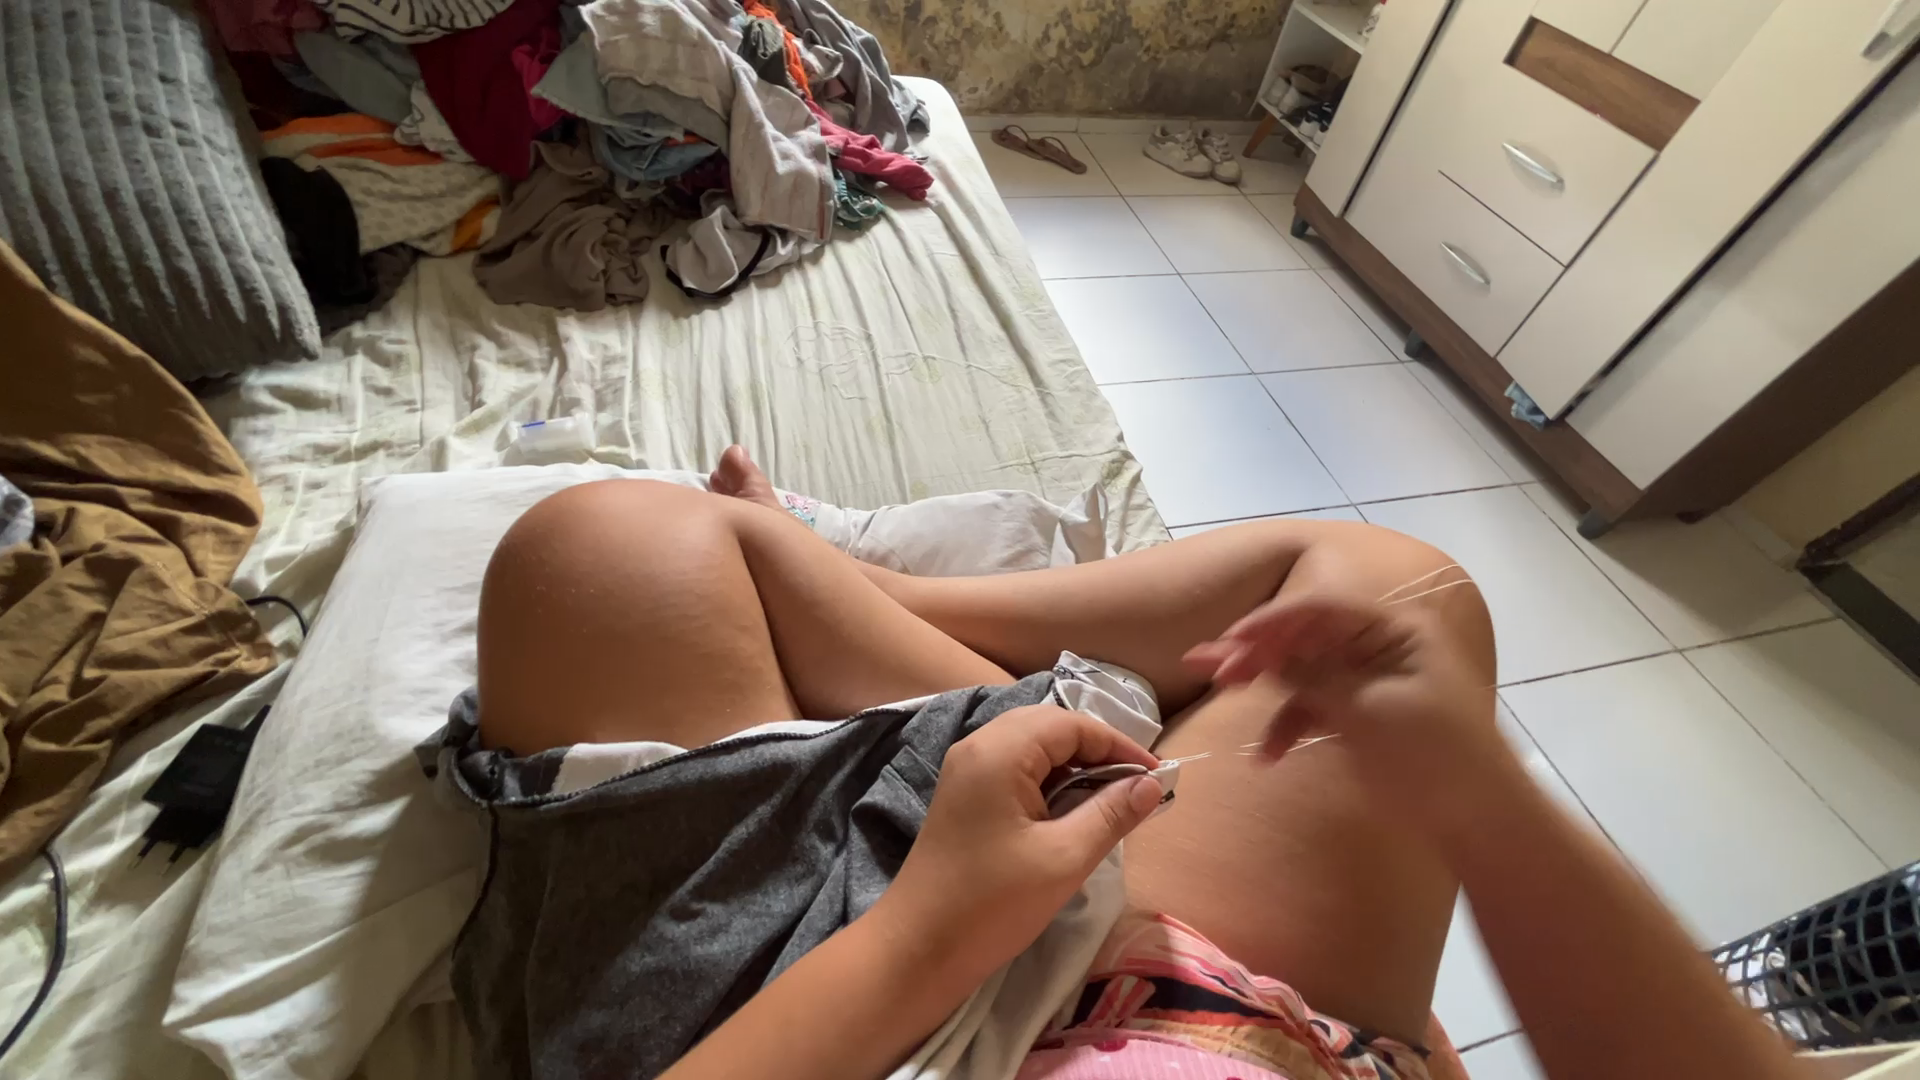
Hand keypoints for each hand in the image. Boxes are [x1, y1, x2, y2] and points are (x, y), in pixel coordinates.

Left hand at [877, 704, 1162, 989]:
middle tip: (1135, 785)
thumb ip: (1111, 815)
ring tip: (1109, 797)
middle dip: (1096, 749)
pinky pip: (1014, 765)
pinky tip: (1069, 806)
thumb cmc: (993, 903)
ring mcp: (967, 767)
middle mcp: (979, 745)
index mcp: (999, 750)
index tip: (1157, 776)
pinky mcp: (964, 791)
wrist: (919, 947)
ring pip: (1031, 744)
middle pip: (1049, 726)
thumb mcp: (1064, 859)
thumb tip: (1152, 784)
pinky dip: (1048, 777)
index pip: (1070, 724)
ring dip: (1073, 763)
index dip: (1118, 745)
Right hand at [1184, 592, 1510, 831]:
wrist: (1480, 823)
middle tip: (1204, 664)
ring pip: (1299, 673)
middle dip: (1254, 654)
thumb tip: (1258, 652)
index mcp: (1392, 630)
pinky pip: (1310, 708)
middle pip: (1301, 639)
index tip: (1230, 641)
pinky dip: (1286, 727)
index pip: (1318, 610)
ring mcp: (1364, 679)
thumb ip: (1310, 675)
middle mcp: (1375, 646)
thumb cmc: (1434, 756)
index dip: (1269, 621)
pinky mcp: (1356, 712)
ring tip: (1219, 694)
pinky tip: (1266, 755)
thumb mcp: (1368, 709)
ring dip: (1263, 690)